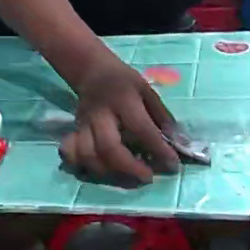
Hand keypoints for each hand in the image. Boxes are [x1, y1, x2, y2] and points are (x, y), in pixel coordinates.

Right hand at [59, 50, 179, 183]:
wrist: (94, 72)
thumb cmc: (125, 84)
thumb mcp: (148, 91)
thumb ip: (162, 117)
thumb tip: (178, 144)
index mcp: (123, 100)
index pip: (141, 129)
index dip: (158, 149)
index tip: (173, 165)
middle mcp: (101, 114)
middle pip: (109, 147)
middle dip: (130, 168)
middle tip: (148, 177)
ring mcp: (84, 124)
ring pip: (89, 156)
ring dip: (110, 173)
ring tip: (129, 177)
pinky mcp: (74, 132)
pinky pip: (72, 154)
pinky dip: (84, 167)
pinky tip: (101, 170)